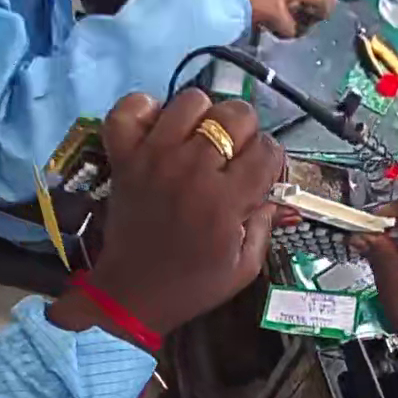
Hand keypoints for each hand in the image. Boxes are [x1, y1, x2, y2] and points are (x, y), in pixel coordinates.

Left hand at [49, 90, 283, 340]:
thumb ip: (264, 225)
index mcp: (226, 200)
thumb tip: (272, 193)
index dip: (269, 163)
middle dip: (244, 134)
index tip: (258, 179)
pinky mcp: (125, 157)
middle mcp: (192, 170)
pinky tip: (158, 132)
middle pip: (236, 114)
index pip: (268, 149)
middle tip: (230, 160)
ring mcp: (155, 157)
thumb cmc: (191, 286)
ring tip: (196, 145)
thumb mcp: (243, 267)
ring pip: (192, 100)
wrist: (132, 296)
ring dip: (201, 118)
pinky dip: (145, 111)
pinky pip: (131, 108)